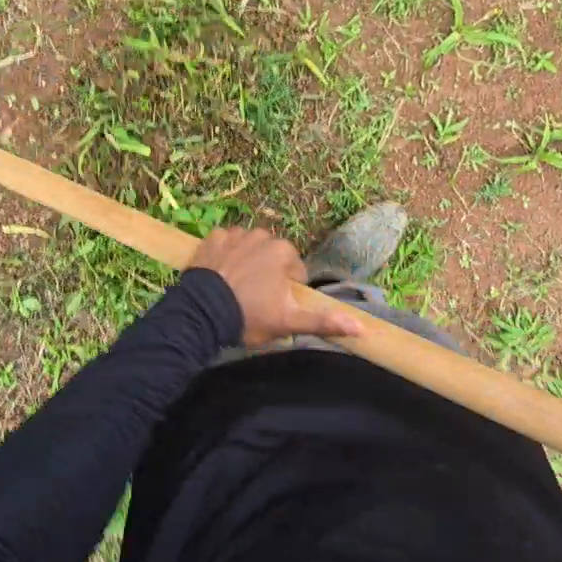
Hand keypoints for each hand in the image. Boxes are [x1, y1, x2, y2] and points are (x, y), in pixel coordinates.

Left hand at [189, 227, 361, 346]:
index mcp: (284, 251)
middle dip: (267, 275)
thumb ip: (323, 322)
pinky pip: (224, 244)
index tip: (273, 307)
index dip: (286, 292)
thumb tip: (360, 327)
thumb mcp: (288, 323)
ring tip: (236, 289)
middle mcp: (261, 234)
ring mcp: (234, 234)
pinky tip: (219, 275)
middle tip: (254, 300)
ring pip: (249, 249)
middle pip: (272, 258)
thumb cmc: (249, 316)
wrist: (201, 313)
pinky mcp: (211, 238)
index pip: (295, 272)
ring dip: (246, 264)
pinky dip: (224, 257)